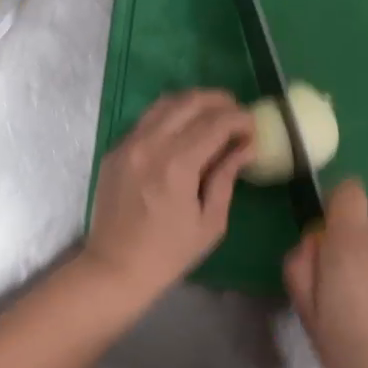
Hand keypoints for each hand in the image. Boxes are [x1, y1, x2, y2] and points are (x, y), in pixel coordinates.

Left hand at [78, 90, 253, 306]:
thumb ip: (226, 177)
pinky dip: (168, 117)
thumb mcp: (210, 221)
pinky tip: (182, 131)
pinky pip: (145, 121)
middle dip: (219, 101)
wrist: (114, 266)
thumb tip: (244, 146)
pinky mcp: (114, 150)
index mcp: (176, 164)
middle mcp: (149, 145)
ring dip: (192, 103)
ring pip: (163, 104)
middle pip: (188, 102)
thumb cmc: (168, 253)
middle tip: (236, 113)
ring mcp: (127, 144)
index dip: (240, 119)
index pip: (215, 123)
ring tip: (213, 115)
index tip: (253, 127)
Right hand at [284, 180, 367, 367]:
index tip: (322, 240)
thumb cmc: (355, 355)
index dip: (333, 206)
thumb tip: (310, 246)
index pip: (348, 194)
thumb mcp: (308, 316)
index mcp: (350, 247)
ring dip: (362, 281)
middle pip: (354, 236)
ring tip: (357, 325)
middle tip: (331, 305)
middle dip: (339, 259)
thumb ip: (300, 270)